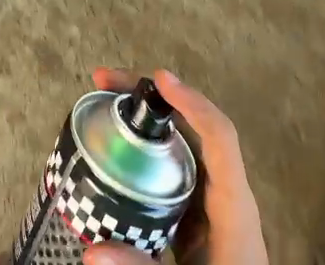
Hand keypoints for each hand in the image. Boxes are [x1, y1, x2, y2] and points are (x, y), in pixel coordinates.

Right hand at [82, 69, 267, 264]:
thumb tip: (90, 251)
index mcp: (234, 205)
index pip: (220, 137)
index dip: (192, 103)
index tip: (159, 78)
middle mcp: (224, 192)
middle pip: (194, 127)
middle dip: (152, 97)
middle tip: (105, 81)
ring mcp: (210, 201)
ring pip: (181, 143)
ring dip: (147, 115)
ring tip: (105, 100)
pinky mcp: (195, 214)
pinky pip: (171, 165)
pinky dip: (145, 145)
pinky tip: (117, 146)